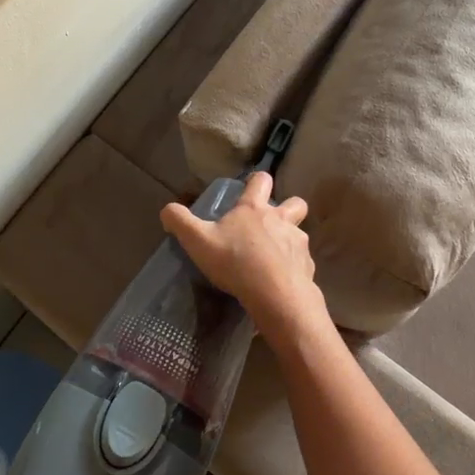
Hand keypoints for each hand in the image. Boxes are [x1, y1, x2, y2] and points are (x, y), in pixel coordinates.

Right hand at [161, 172, 324, 338]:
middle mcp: (281, 220)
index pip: (261, 180)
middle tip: (270, 223)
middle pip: (295, 203)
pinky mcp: (308, 267)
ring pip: (299, 234)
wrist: (275, 295)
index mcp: (254, 209)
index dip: (256, 181)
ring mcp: (298, 243)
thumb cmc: (235, 261)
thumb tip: (167, 210)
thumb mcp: (197, 240)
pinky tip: (279, 281)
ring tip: (272, 258)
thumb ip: (179, 221)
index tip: (250, 188)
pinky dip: (293, 268)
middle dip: (287, 208)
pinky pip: (302, 263)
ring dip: (289, 241)